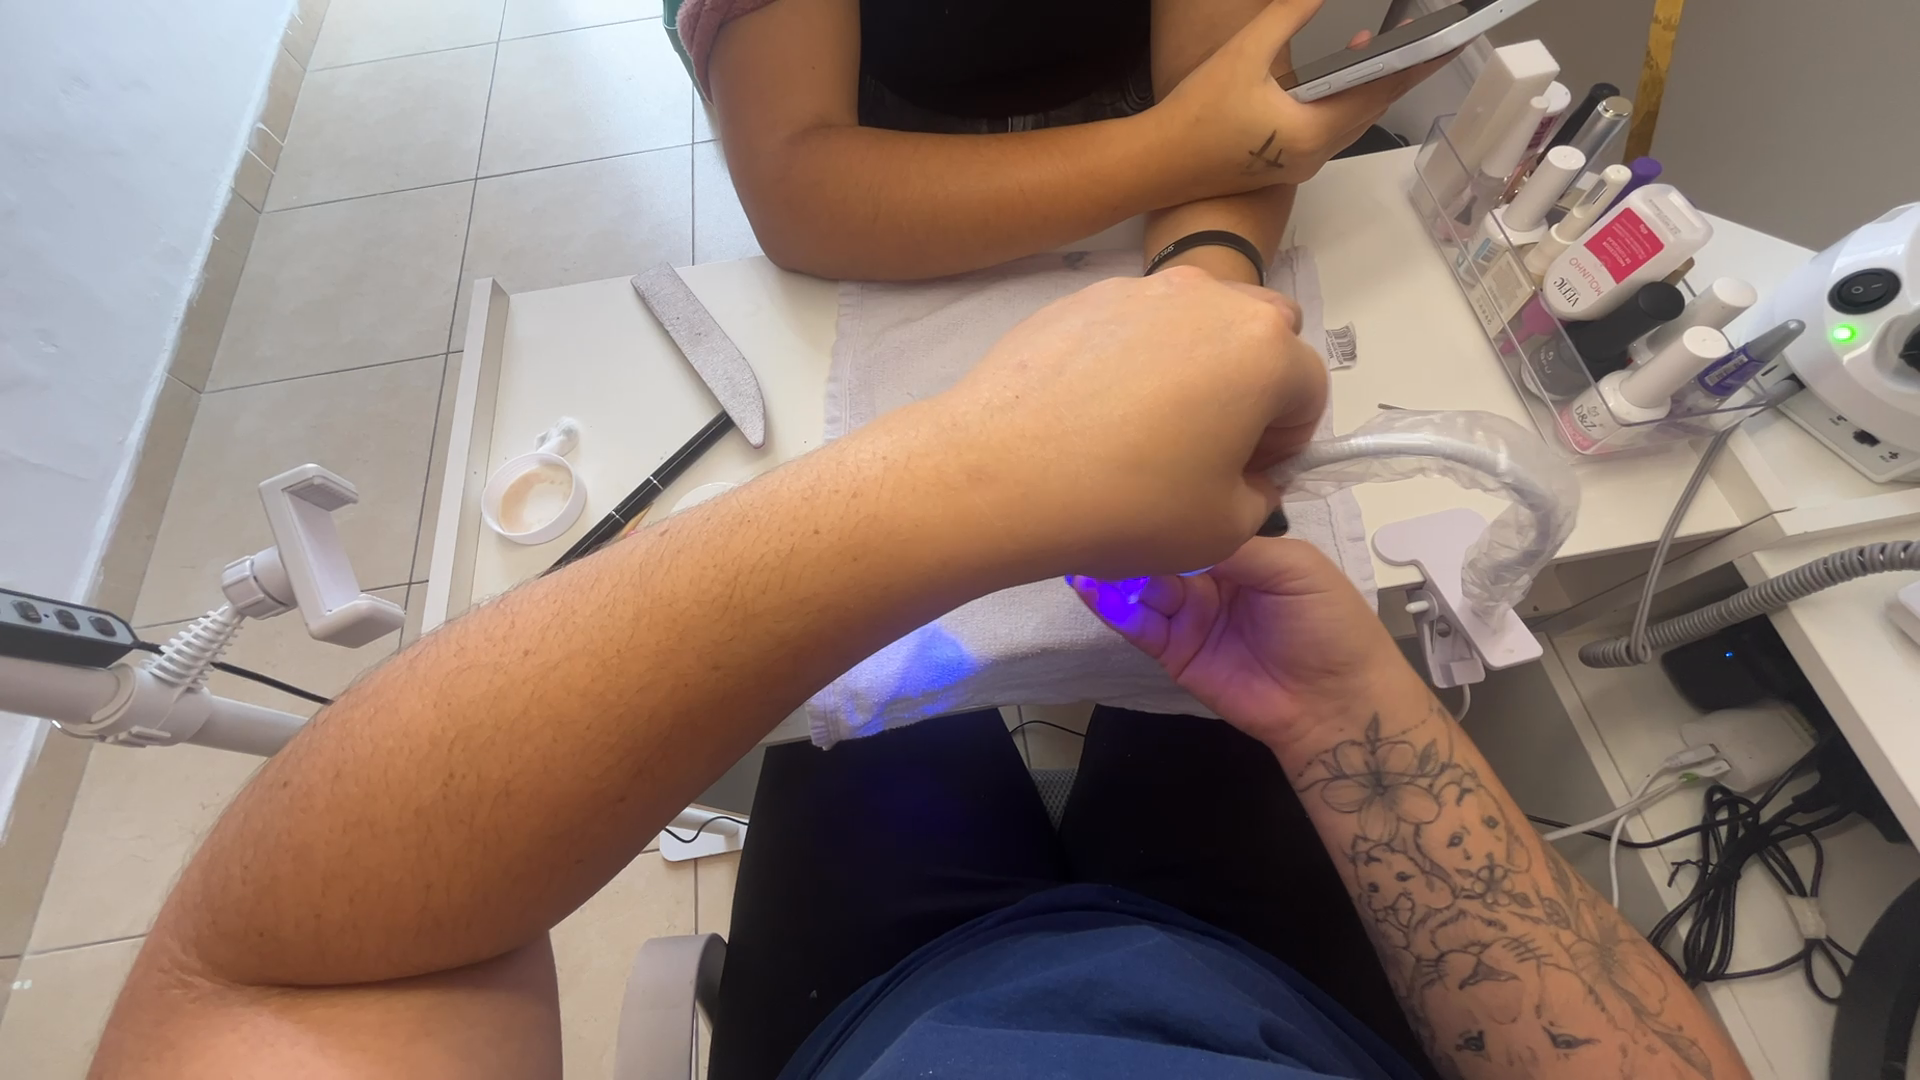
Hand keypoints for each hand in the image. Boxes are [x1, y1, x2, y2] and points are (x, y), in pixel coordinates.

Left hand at [910, 267, 1326, 580]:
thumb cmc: (1123, 506)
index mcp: (1264, 349)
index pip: (1308, 390)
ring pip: (1192, 324)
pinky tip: (1089, 411)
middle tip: (1205, 444)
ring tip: (1139, 428)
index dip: (1285, 442)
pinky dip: (1128, 360)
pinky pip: (1128, 327)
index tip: (1247, 476)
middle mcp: (1207, 299)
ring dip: (1190, 366)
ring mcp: (1135, 292)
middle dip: (1251, 387)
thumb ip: (1260, 496)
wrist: (998, 476)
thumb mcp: (1221, 529)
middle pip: (1260, 337)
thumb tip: (1249, 476)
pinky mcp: (1077, 300)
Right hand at [1070, 538, 1413, 751]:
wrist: (1335, 703)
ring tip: (1084, 550)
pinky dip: (1111, 608)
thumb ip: (1236, 546)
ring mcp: (1188, 617)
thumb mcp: (1294, 568)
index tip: (1133, 494)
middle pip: (1161, 556)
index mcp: (1241, 555)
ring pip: (1142, 588)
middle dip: (1134, 541)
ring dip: (1114, 572)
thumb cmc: (1327, 625)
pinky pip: (1137, 626)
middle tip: (1100, 521)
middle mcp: (1209, 582)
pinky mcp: (1172, 652)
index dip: (1167, 515)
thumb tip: (1177, 529)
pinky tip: (1089, 587)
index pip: (1193, 527)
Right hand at [1158, 0, 1455, 194]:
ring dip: (1369, 86)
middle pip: (1372, 107)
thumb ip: (1296, 14)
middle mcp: (1313, 156)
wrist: (1155, 166)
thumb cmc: (1197, 114)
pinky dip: (1342, 102)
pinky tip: (1342, 77)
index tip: (1456, 33)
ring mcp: (1296, 166)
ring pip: (1350, 122)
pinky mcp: (1280, 167)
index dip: (1422, 57)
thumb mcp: (1249, 52)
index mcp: (1314, 131)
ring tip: (1388, 44)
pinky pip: (1328, 131)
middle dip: (1402, 69)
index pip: (1384, 89)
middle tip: (1427, 31)